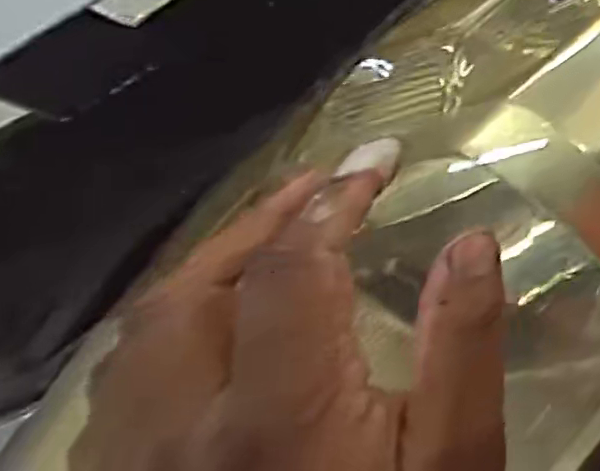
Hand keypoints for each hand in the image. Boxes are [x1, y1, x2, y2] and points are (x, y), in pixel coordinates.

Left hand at [70, 139, 506, 470]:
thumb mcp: (455, 456)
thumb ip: (464, 346)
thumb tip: (472, 241)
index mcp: (275, 415)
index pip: (296, 267)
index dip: (339, 198)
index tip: (381, 159)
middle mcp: (178, 437)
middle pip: (190, 294)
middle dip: (263, 217)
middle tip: (327, 181)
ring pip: (141, 339)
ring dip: (216, 262)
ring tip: (282, 227)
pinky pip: (126, 384)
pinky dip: (183, 318)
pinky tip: (230, 316)